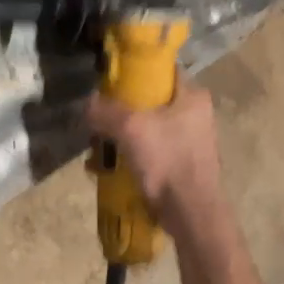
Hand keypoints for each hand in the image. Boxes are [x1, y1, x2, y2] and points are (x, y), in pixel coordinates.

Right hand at [83, 77, 228, 241]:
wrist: (190, 212)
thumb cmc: (167, 161)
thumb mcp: (131, 129)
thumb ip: (106, 111)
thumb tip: (88, 103)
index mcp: (193, 96)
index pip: (162, 71)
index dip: (134, 73)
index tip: (109, 84)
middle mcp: (195, 115)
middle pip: (150, 103)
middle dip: (120, 113)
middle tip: (98, 122)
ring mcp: (190, 142)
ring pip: (147, 130)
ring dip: (121, 138)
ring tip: (98, 150)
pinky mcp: (181, 165)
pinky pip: (150, 153)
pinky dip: (130, 158)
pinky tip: (109, 170)